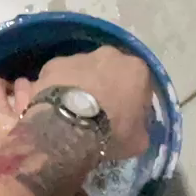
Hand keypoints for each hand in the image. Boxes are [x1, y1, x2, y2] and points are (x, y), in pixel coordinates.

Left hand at [36, 45, 151, 159]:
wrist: (68, 128)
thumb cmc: (111, 132)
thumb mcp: (138, 141)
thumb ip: (139, 127)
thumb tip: (135, 128)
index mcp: (137, 70)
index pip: (141, 85)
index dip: (133, 102)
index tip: (126, 117)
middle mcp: (111, 55)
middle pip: (112, 71)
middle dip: (107, 87)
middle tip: (99, 112)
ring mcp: (80, 56)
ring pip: (84, 71)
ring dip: (82, 85)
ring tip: (74, 111)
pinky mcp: (53, 63)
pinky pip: (60, 76)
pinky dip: (59, 88)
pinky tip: (55, 107)